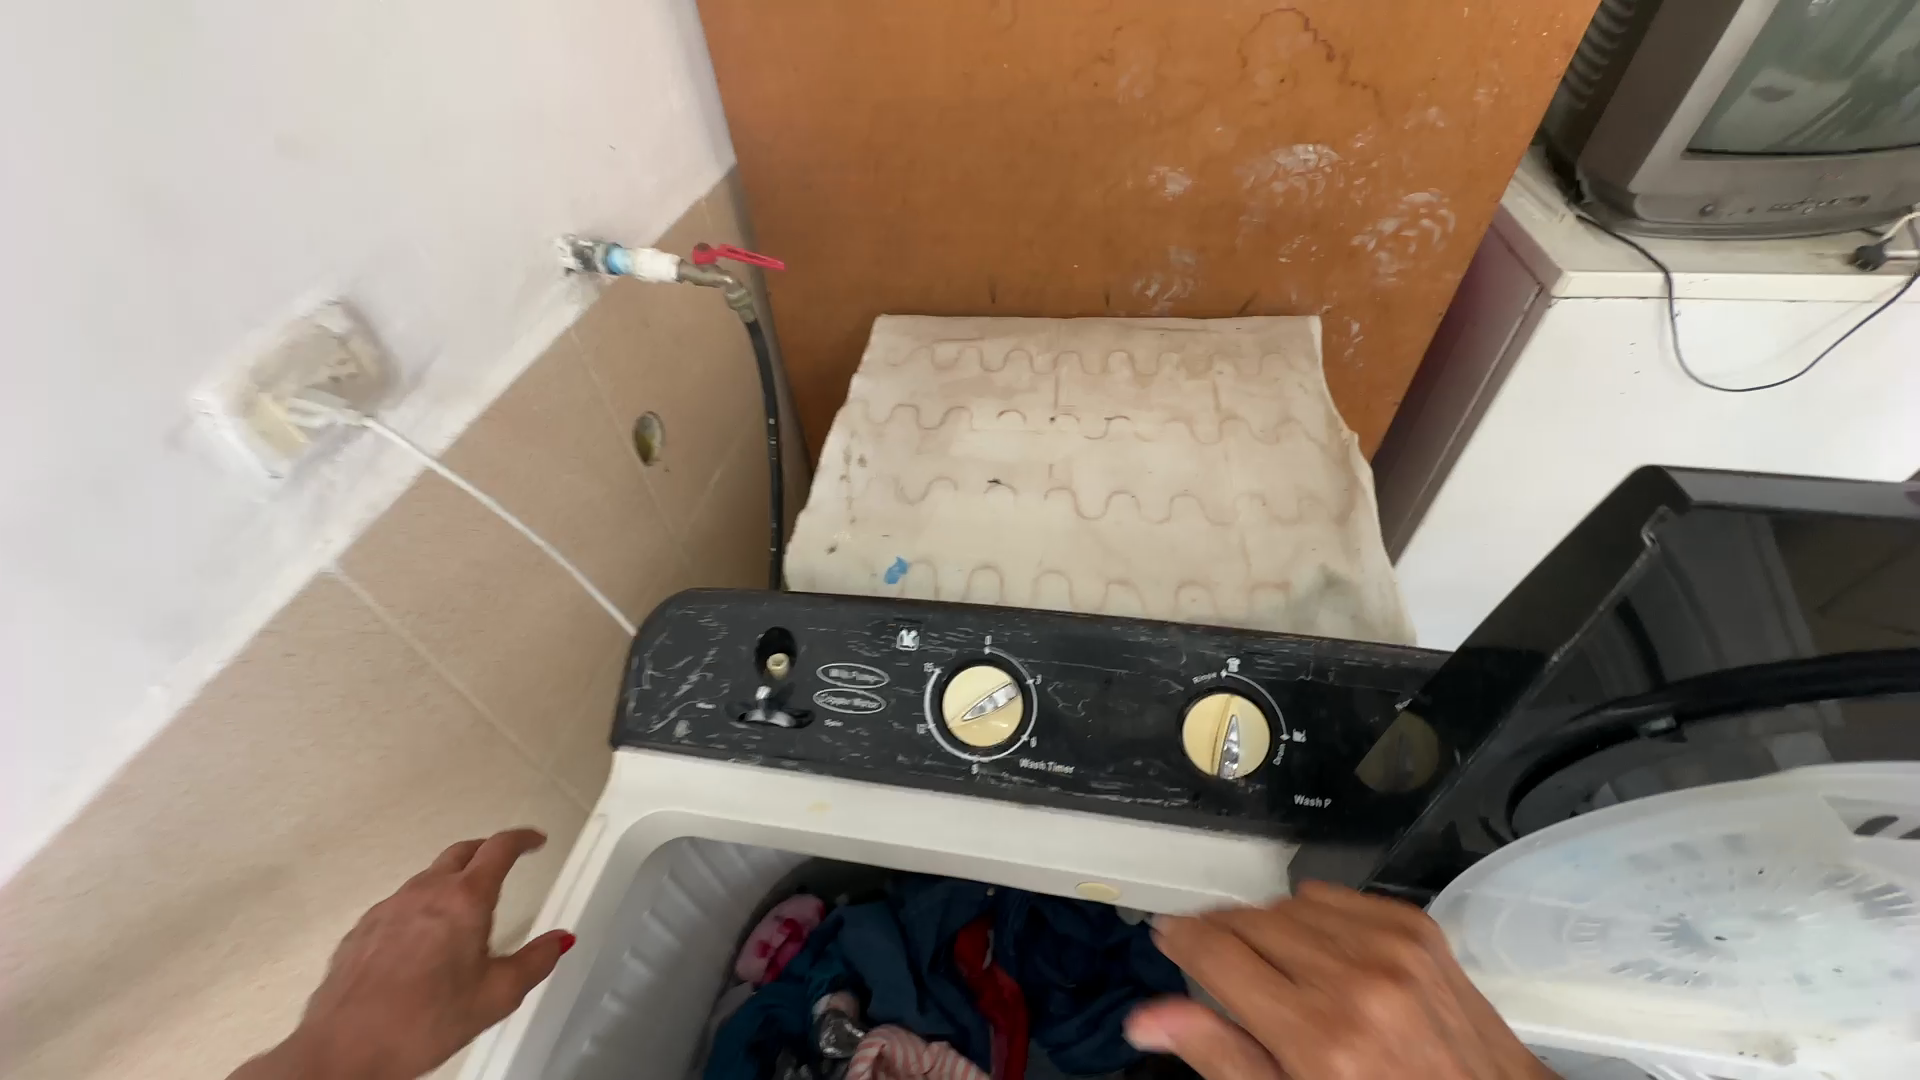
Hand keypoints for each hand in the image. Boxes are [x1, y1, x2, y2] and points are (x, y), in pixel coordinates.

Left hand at [231, 829, 574, 1079]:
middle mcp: (427, 893)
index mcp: (466, 899)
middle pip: (462, 851)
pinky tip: (421, 941)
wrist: (338, 1058)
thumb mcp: (497, 996)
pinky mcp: (359, 933)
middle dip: (488, 851)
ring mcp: (388, 910)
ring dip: (452, 880)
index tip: (534, 841)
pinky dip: (419, 907)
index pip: (501, 847)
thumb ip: (537, 961)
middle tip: (504, 863)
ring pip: (428, 877)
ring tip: (462, 909)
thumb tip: (559, 941)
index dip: (523, 838)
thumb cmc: (419, 1024)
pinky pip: (398, 904)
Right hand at [1125, 881, 1554, 1079]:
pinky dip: (1310, 916)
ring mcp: (1389, 946)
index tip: (1169, 938)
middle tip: (1219, 963)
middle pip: (1244, 920)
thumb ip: (1219, 1055)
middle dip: (1220, 936)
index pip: (1214, 953)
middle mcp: (1352, 981)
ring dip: (1265, 927)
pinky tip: (1321, 953)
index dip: (1180, 939)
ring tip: (1277, 967)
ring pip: (1281, 904)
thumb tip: (1144, 1019)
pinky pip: (1327, 895)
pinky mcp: (1414, 924)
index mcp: (1318, 1038)